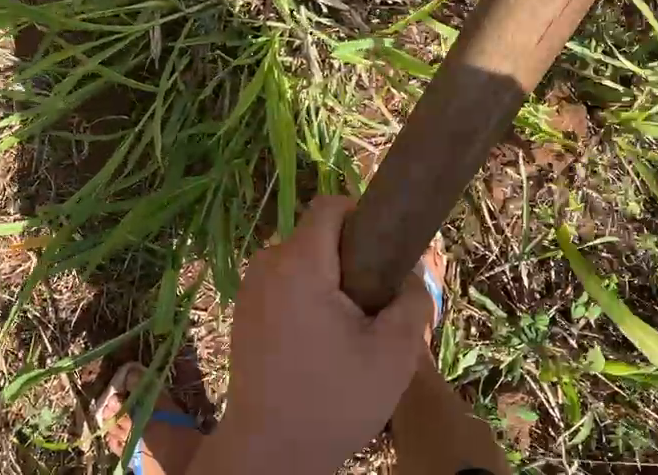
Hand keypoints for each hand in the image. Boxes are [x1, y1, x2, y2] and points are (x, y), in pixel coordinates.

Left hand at [201, 196, 432, 472]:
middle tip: (374, 305)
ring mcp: (251, 286)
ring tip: (349, 332)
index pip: (329, 206)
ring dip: (328, 283)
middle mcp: (268, 262)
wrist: (270, 449)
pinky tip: (320, 343)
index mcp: (300, 261)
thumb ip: (412, 302)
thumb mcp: (393, 354)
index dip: (361, 216)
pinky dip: (305, 299)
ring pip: (301, 262)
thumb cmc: (334, 399)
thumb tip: (413, 274)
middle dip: (350, 260)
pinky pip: (283, 284)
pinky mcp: (244, 309)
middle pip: (317, 236)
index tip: (384, 252)